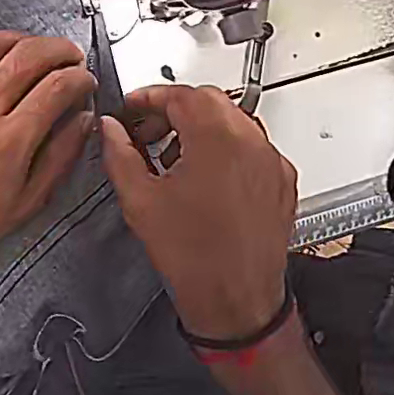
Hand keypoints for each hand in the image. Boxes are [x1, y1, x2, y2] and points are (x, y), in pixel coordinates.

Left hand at [0, 32, 96, 327]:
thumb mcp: (27, 202)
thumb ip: (61, 156)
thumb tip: (84, 121)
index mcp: (9, 141)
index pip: (56, 86)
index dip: (80, 78)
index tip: (85, 82)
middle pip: (28, 55)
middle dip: (59, 49)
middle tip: (70, 56)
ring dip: (19, 39)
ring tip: (33, 48)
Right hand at [97, 85, 296, 340]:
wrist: (236, 299)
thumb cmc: (196, 258)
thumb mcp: (140, 200)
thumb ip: (120, 154)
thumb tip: (112, 130)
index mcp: (217, 140)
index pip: (181, 95)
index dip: (149, 98)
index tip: (132, 109)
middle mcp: (252, 143)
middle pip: (209, 101)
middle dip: (173, 110)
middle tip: (147, 132)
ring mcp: (271, 162)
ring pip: (233, 121)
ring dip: (200, 128)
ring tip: (172, 158)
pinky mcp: (281, 181)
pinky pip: (252, 147)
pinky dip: (225, 149)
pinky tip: (203, 177)